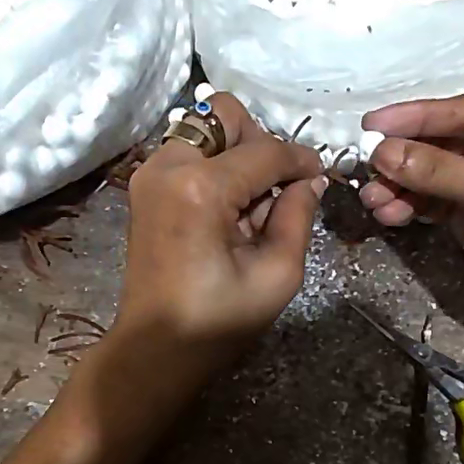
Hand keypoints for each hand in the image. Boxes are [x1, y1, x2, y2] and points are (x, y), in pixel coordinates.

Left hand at [117, 94, 326, 367]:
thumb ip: (297, 216)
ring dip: (235, 153)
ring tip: (249, 204)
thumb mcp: (276, 275)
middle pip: (224, 115)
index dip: (300, 160)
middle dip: (258, 142)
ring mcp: (149, 174)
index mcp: (200, 189)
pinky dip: (214, 166)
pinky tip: (227, 208)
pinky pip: (188, 152)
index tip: (319, 176)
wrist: (155, 347)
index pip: (265, 152)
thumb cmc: (218, 322)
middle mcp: (168, 166)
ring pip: (204, 129)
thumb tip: (310, 179)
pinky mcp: (144, 187)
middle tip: (274, 188)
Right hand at [358, 94, 463, 320]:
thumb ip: (441, 171)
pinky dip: (408, 205)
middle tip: (365, 167)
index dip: (417, 117)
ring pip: (431, 172)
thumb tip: (381, 153)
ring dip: (399, 185)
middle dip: (404, 156)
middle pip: (444, 141)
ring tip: (372, 200)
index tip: (371, 126)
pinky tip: (388, 214)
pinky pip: (431, 200)